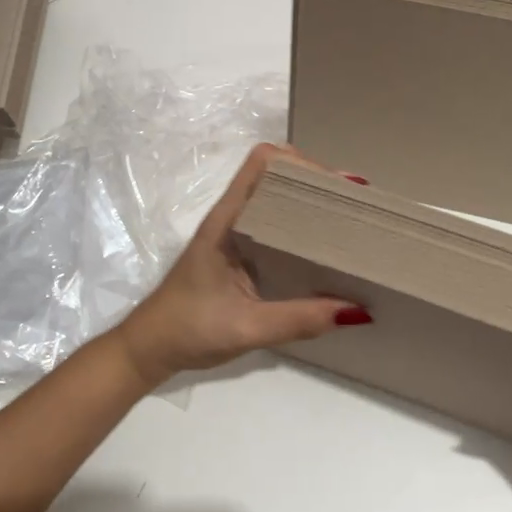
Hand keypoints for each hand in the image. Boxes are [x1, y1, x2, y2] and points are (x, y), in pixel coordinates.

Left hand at [113, 144, 369, 386]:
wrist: (150, 349)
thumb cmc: (188, 330)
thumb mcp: (246, 328)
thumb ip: (298, 319)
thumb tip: (356, 310)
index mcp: (228, 222)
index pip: (262, 163)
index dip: (301, 162)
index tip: (340, 186)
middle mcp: (233, 220)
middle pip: (278, 178)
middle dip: (319, 185)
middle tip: (361, 207)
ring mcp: (237, 238)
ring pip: (280, 205)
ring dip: (314, 208)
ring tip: (355, 225)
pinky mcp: (241, 258)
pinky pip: (278, 232)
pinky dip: (305, 233)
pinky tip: (329, 254)